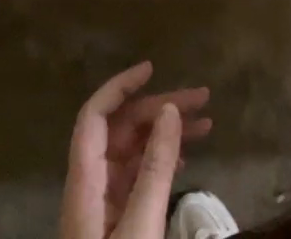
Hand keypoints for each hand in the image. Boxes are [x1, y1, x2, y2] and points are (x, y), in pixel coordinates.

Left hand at [60, 61, 213, 238]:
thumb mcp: (140, 226)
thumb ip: (155, 168)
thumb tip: (169, 111)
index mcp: (84, 183)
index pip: (94, 118)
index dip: (119, 87)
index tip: (154, 67)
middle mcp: (89, 186)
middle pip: (118, 131)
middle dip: (157, 107)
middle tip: (202, 99)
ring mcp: (102, 205)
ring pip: (131, 152)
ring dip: (165, 132)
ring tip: (206, 122)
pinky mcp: (115, 221)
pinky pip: (137, 176)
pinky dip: (161, 158)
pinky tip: (184, 157)